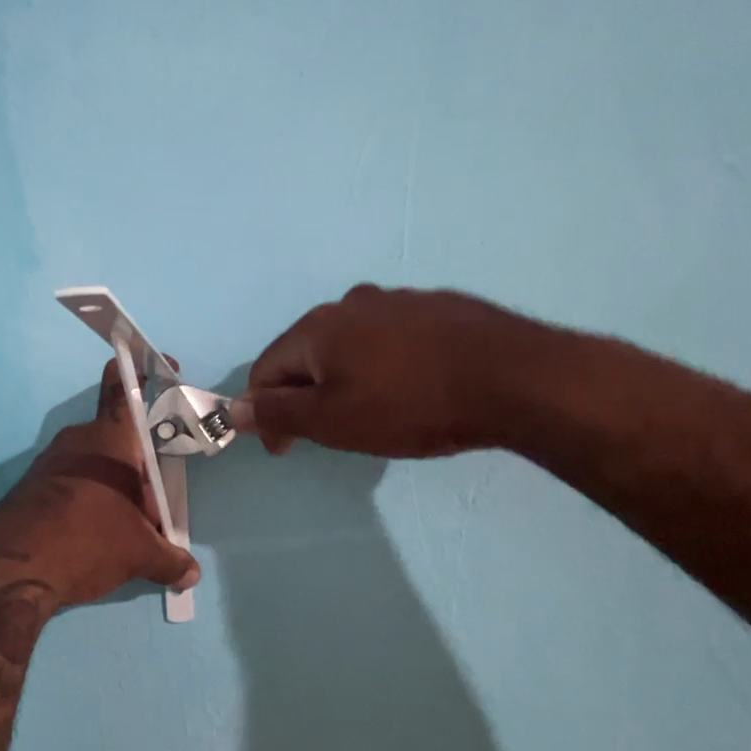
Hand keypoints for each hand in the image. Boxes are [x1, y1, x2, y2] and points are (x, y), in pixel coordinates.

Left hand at [0, 362, 200, 606]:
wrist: (10, 571)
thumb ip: (170, 559)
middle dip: (139, 472)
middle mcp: (77, 441)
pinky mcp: (29, 489)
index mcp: (110, 439)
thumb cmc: (86, 542)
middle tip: (153, 511)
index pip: (123, 388)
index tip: (161, 365)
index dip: (141, 370)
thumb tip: (191, 573)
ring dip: (113, 491)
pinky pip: (70, 485)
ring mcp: (48, 464)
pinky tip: (93, 539)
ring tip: (125, 533)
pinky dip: (87, 504)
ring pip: (93, 467)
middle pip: (118, 443)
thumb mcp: (138, 554)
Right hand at [230, 284, 548, 457]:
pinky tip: (411, 390)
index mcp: (318, 328)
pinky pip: (391, 341)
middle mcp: (352, 303)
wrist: (517, 379)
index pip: (266, 371)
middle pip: (307, 355)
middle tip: (327, 435)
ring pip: (351, 346)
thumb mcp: (333, 421)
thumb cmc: (411, 405)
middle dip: (305, 395)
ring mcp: (400, 300)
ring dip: (345, 380)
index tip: (285, 450)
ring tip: (371, 414)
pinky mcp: (440, 309)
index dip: (264, 414)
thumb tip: (233, 409)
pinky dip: (384, 367)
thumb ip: (278, 414)